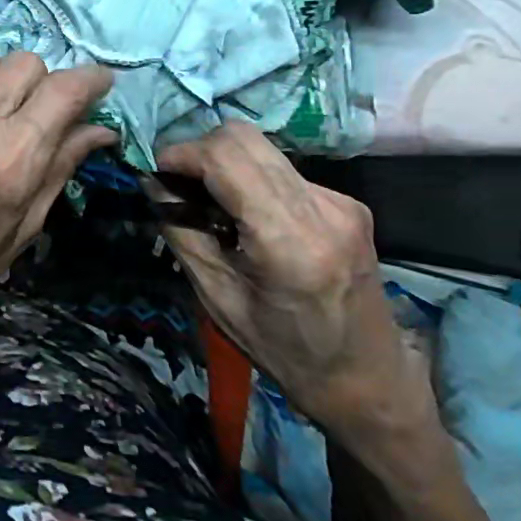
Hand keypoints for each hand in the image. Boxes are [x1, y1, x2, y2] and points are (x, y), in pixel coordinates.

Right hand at [156, 121, 430, 436]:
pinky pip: (279, 168)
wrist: (367, 382)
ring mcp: (341, 202)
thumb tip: (153, 180)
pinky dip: (248, 177)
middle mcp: (323, 208)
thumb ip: (181, 230)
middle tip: (177, 184)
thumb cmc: (284, 351)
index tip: (156, 174)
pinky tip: (244, 214)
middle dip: (198, 150)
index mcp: (290, 240)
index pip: (225, 156)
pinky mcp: (347, 203)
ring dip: (222, 162)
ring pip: (260, 148)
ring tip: (209, 202)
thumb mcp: (216, 296)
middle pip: (242, 138)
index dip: (180, 154)